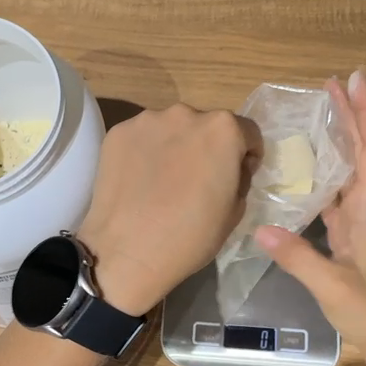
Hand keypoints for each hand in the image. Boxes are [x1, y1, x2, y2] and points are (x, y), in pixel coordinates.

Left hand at [79, 104, 262, 315]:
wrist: (129, 252)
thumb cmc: (191, 236)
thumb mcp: (236, 211)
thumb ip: (239, 177)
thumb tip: (229, 169)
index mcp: (223, 129)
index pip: (247, 132)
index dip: (246, 155)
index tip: (236, 176)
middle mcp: (185, 114)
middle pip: (205, 126)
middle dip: (207, 148)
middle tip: (197, 181)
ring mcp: (147, 121)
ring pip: (171, 130)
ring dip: (174, 147)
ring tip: (163, 182)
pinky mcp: (117, 133)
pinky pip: (141, 138)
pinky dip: (145, 153)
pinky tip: (139, 182)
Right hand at [256, 71, 365, 365]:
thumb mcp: (331, 286)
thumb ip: (297, 257)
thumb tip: (261, 229)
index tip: (354, 80)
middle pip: (364, 149)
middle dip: (351, 114)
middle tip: (330, 83)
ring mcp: (360, 220)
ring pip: (351, 167)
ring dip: (340, 137)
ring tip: (319, 111)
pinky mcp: (349, 234)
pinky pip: (338, 190)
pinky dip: (326, 169)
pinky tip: (307, 163)